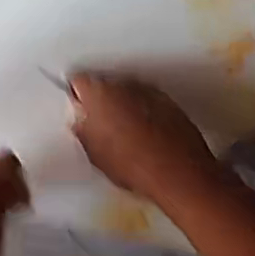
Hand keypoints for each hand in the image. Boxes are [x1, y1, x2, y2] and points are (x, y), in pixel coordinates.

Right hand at [69, 73, 221, 202]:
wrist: (178, 174)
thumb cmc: (132, 165)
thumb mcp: (95, 155)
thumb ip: (83, 131)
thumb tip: (81, 123)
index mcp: (99, 93)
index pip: (78, 81)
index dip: (76, 95)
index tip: (78, 108)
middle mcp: (124, 84)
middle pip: (104, 83)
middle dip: (100, 99)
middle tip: (100, 124)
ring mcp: (149, 90)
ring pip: (127, 90)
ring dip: (124, 103)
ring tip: (125, 132)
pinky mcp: (169, 100)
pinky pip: (148, 100)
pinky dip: (144, 110)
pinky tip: (146, 134)